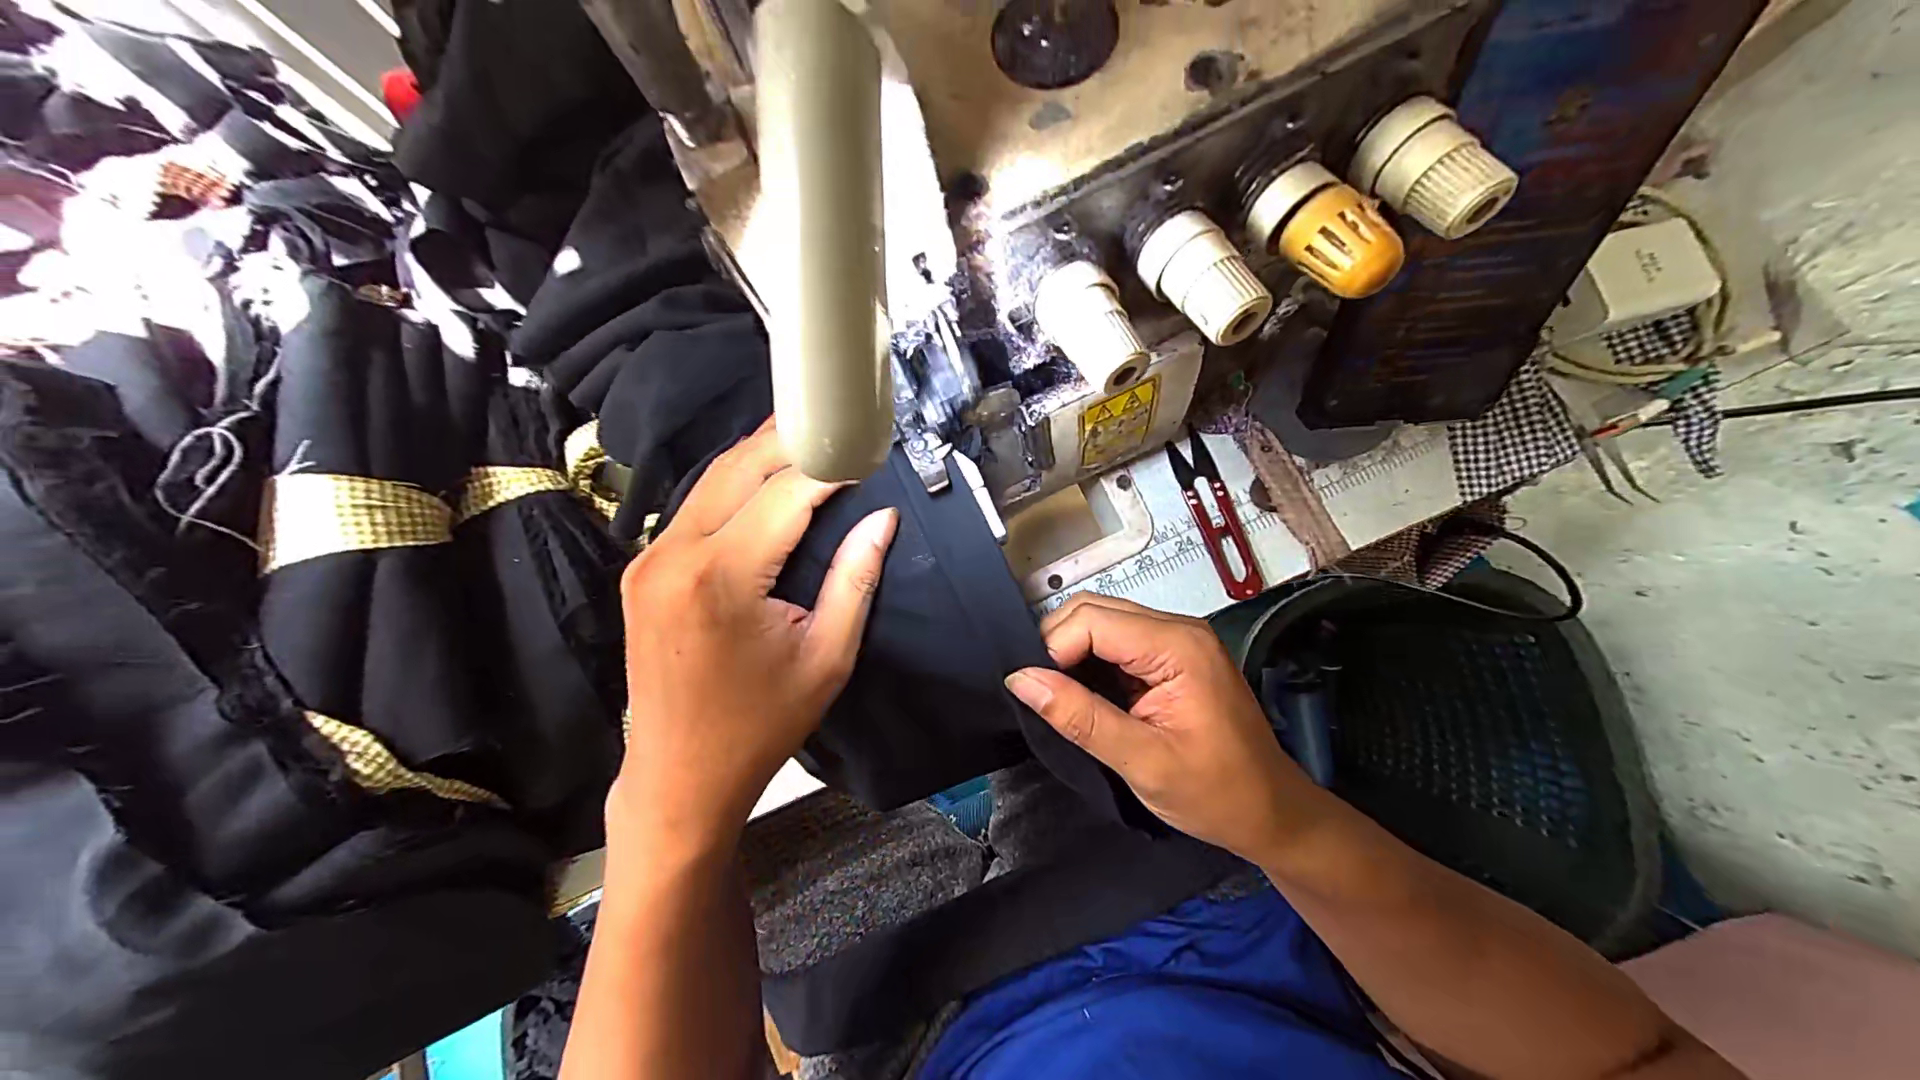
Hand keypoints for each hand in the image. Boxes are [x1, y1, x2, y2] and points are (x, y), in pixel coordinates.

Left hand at [611, 419, 896, 854]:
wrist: (679, 775)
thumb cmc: (760, 725)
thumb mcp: (827, 657)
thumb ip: (856, 578)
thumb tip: (884, 518)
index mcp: (722, 576)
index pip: (786, 491)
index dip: (831, 463)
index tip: (866, 451)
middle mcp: (674, 554)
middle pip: (738, 467)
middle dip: (791, 440)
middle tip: (838, 425)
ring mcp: (649, 559)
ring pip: (710, 480)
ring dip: (760, 457)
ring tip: (809, 444)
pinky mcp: (643, 569)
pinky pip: (695, 507)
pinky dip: (735, 487)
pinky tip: (766, 485)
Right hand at [1004, 594, 1317, 860]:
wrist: (1273, 814)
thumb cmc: (1218, 793)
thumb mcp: (1143, 761)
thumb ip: (1079, 717)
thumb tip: (1020, 681)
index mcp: (1177, 646)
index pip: (1091, 619)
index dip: (1054, 650)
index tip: (1040, 695)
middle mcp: (1177, 628)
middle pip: (1093, 610)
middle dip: (1057, 645)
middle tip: (1045, 696)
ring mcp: (1175, 639)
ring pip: (1100, 621)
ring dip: (1071, 653)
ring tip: (1061, 697)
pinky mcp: (1170, 655)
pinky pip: (1115, 641)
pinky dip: (1089, 661)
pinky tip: (1084, 694)